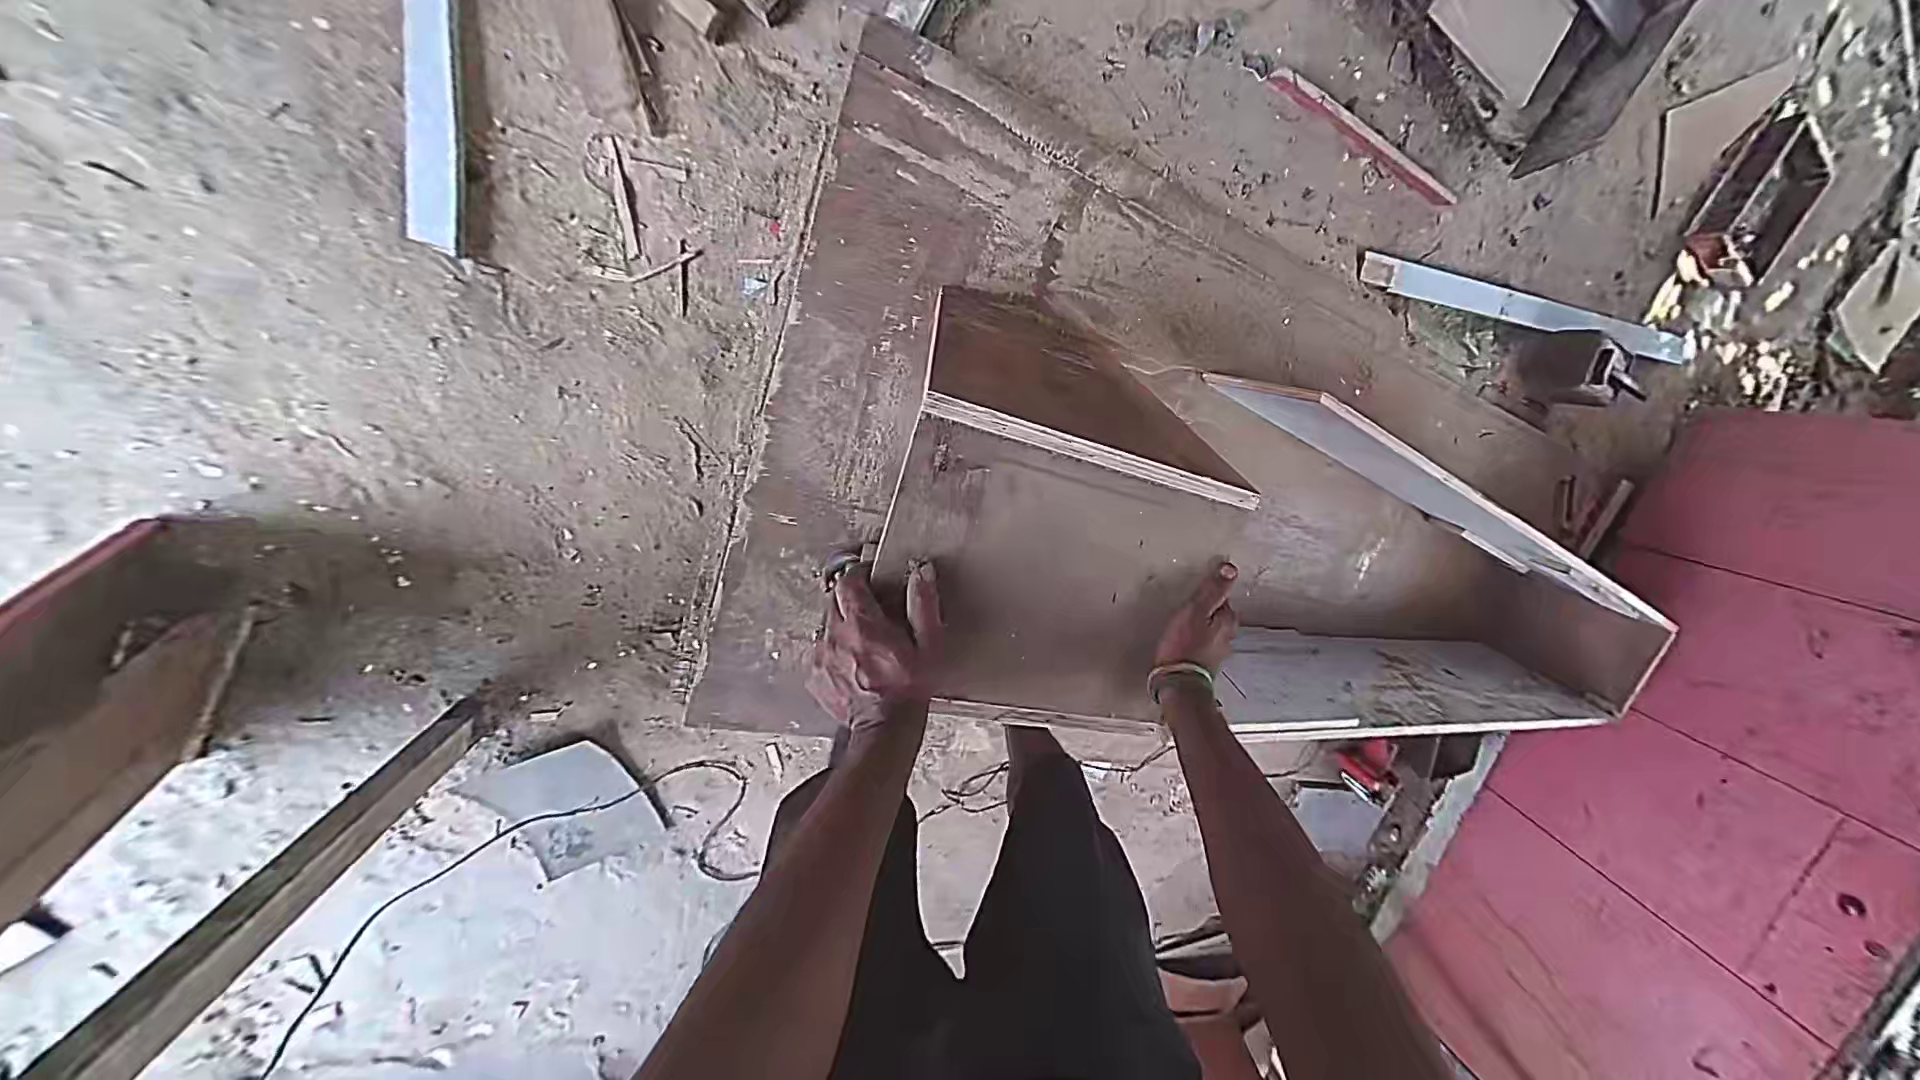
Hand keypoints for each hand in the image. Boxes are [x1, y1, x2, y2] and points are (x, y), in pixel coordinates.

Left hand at [807, 560, 941, 732]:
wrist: (886, 729)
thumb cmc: (908, 688)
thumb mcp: (928, 643)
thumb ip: (923, 604)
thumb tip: (921, 574)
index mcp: (862, 623)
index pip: (849, 580)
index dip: (860, 575)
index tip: (871, 579)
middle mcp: (835, 635)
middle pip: (834, 599)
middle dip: (851, 600)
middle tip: (871, 612)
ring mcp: (822, 656)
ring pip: (826, 624)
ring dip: (843, 627)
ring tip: (865, 642)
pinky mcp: (815, 675)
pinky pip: (822, 650)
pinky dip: (836, 651)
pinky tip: (855, 662)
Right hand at [1154, 561, 1238, 673]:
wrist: (1177, 683)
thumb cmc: (1183, 647)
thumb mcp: (1194, 611)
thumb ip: (1212, 590)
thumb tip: (1229, 568)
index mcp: (1227, 620)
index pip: (1221, 597)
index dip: (1206, 593)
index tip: (1194, 594)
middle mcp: (1228, 636)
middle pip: (1217, 614)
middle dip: (1204, 610)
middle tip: (1186, 608)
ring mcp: (1218, 651)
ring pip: (1210, 630)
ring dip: (1199, 626)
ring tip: (1182, 625)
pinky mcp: (1205, 663)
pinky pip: (1202, 644)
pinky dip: (1194, 641)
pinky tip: (1182, 643)